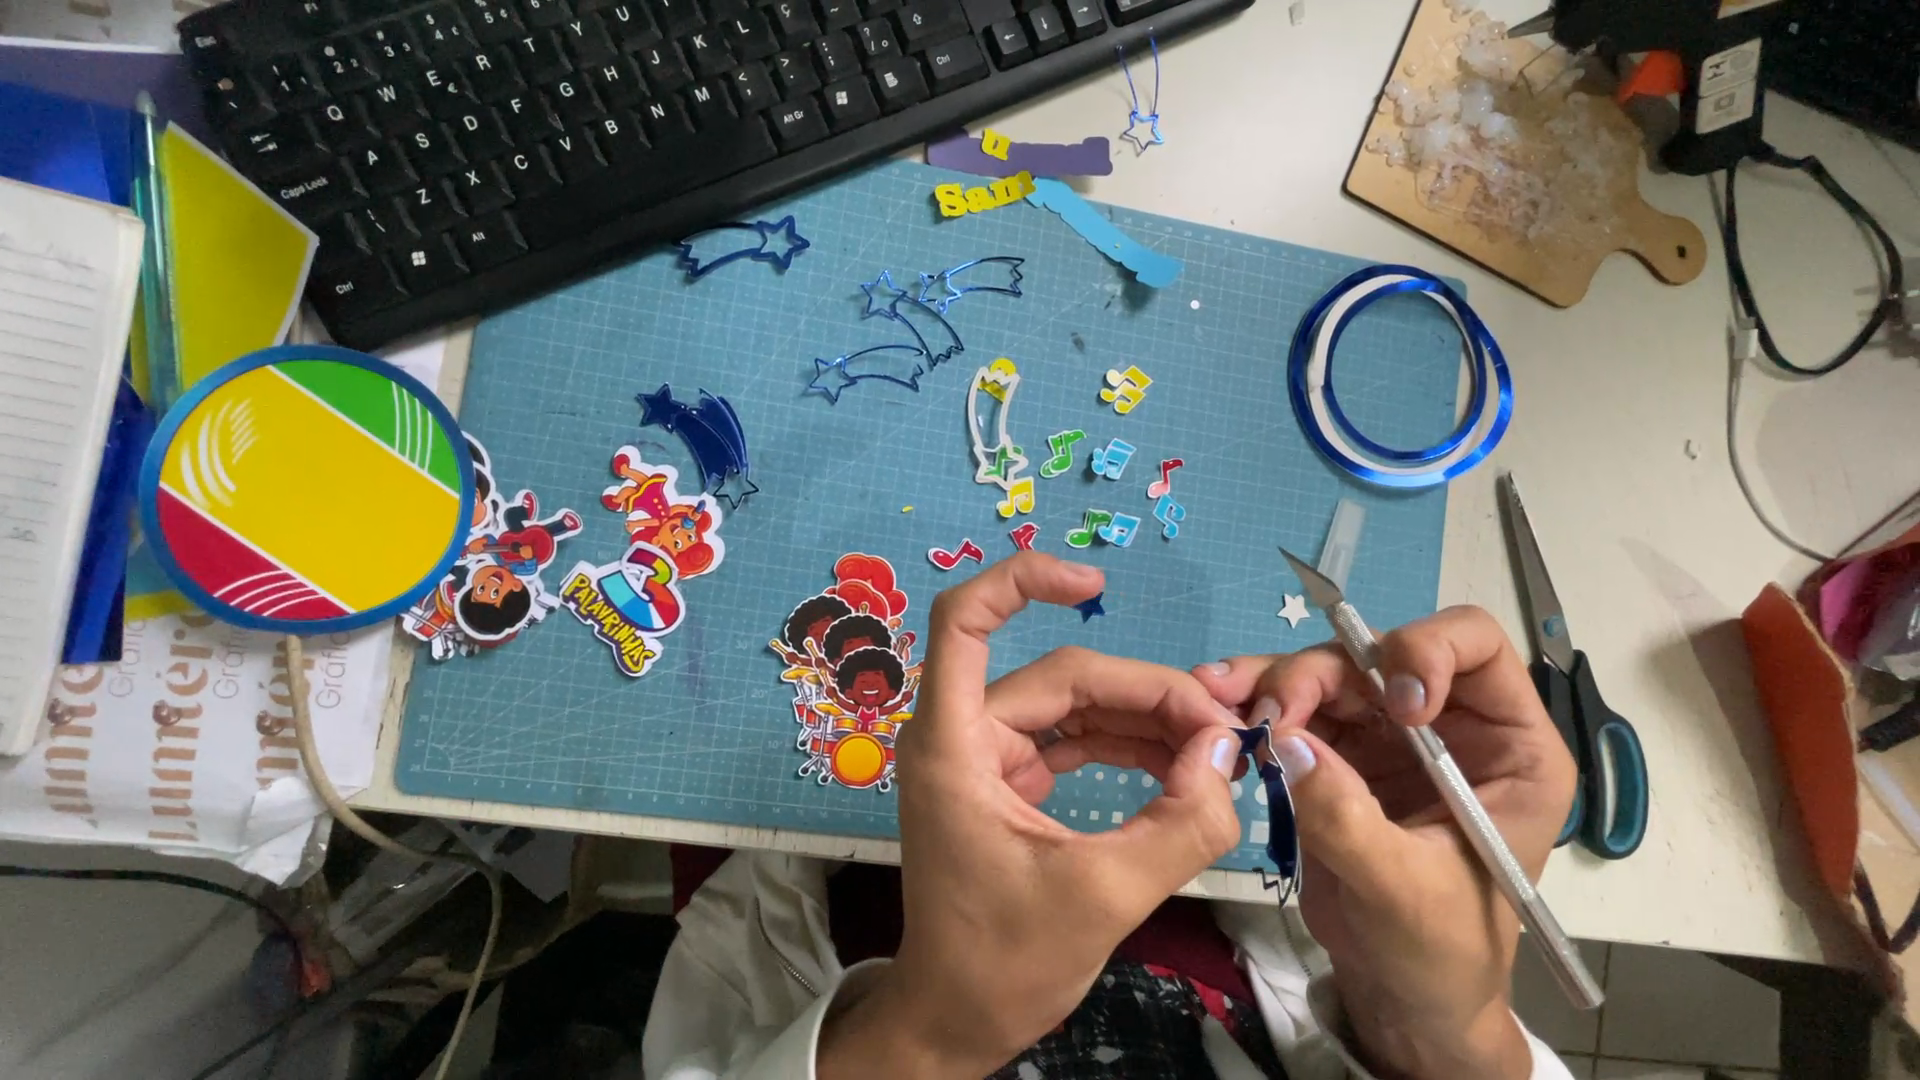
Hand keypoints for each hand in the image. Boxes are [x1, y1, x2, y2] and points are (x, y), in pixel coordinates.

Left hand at [819, 553, 1245, 1077]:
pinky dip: (1127, 743)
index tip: (1092, 580)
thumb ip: (1180, 824)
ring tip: (1216, 748)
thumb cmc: (1004, 962)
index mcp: (954, 744)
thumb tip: (1231, 755)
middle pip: (1061, 673)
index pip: (964, 623)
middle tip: (1223, 732)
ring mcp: (989, 754)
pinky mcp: (1013, 778)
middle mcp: (965, 733)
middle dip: (1145, 692)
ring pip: (1075, 703)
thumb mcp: (1105, 897)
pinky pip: (1076, 738)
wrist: (958, 1019)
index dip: (1021, 582)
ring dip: (1145, 716)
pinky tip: (1182, 762)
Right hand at [1195, 606, 1575, 1079]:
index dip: (1426, 652)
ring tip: (1216, 697)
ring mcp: (1382, 732)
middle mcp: (1441, 720)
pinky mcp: (1334, 749)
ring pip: (1321, 674)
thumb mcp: (1404, 894)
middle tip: (1266, 716)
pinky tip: (1216, 710)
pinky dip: (1250, 704)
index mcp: (1504, 745)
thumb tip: (1286, 741)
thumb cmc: (1437, 951)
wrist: (1397, 992)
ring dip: (1269, 683)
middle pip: (1372, 656)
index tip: (1391, 707)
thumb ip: (1349, 820)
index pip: (1472, 646)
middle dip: (1314, 675)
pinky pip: (1289, 707)